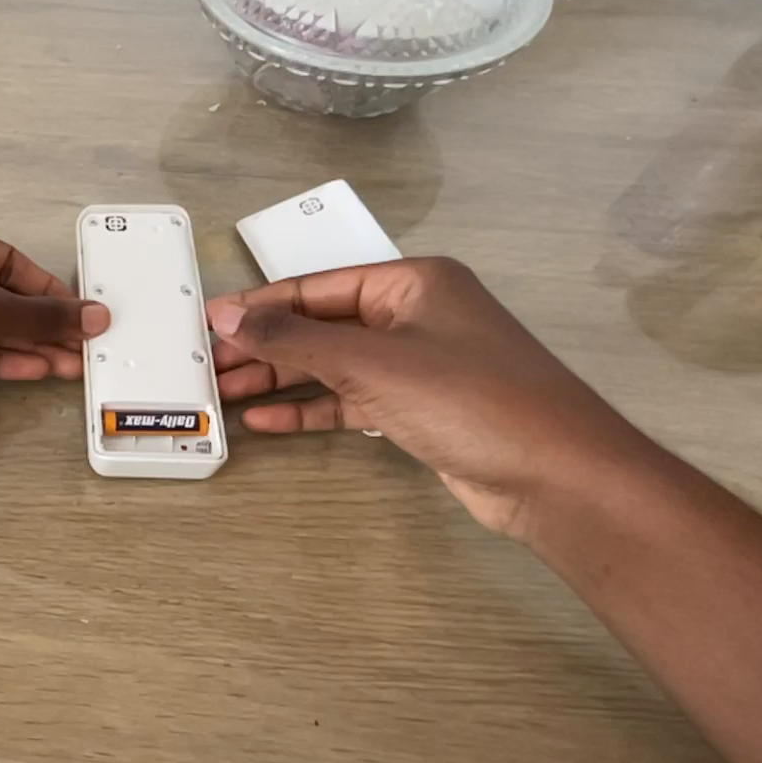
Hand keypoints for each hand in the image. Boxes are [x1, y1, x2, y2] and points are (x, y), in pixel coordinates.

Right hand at [206, 258, 663, 538]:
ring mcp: (412, 365)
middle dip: (261, 349)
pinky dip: (307, 410)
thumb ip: (291, 337)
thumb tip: (224, 314)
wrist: (556, 479)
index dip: (256, 307)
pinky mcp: (412, 408)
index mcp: (409, 284)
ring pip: (327, 366)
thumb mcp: (369, 361)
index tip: (205, 324)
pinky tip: (265, 421)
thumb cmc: (468, 401)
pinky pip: (346, 400)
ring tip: (223, 396)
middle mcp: (409, 317)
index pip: (313, 289)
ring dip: (277, 381)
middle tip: (206, 367)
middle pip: (317, 328)